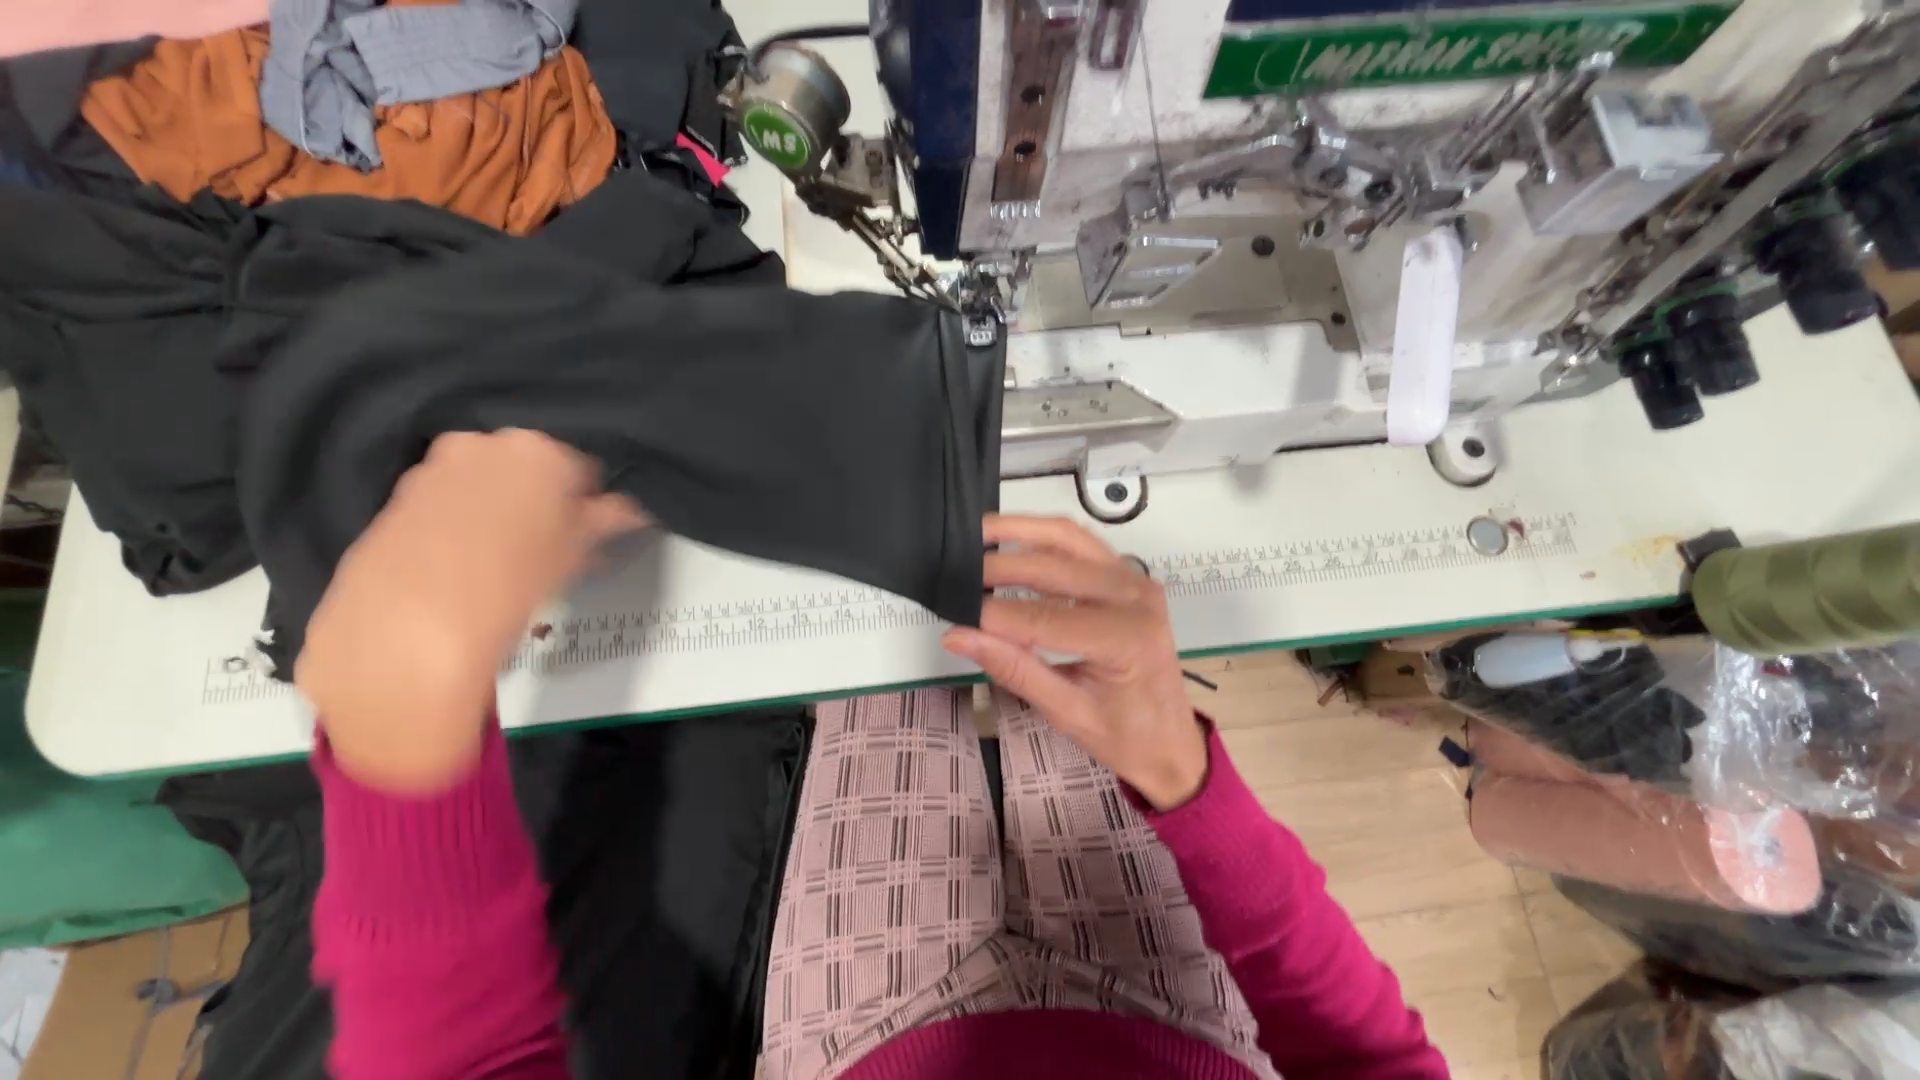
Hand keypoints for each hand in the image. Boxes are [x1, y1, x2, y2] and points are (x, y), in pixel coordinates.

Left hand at [297, 430, 647, 792]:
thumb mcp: (578, 552)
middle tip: (551, 548)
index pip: (582, 468)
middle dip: (542, 500)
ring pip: (486, 483)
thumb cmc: (515, 578)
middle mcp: (485, 443)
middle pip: (529, 469)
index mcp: (540, 449)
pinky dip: (461, 522)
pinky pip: (447, 501)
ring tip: (506, 561)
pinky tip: (467, 565)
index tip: (588, 536)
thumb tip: (633, 510)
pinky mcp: (399, 495)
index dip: (588, 503)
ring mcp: (436, 466)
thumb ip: (609, 520)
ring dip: (501, 510)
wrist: (410, 620)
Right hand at [942, 514, 1207, 810]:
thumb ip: (1014, 668)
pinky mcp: (1128, 574)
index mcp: (1128, 639)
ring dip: (1020, 532)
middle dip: (1000, 567)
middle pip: (1055, 567)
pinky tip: (1009, 543)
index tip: (952, 612)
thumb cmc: (1124, 736)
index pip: (1046, 618)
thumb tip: (958, 636)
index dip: (994, 614)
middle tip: (954, 573)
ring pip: (1068, 538)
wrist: (1171, 740)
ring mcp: (1136, 579)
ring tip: (976, 534)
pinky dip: (1041, 539)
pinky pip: (1080, 544)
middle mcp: (1136, 597)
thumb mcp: (1066, 711)